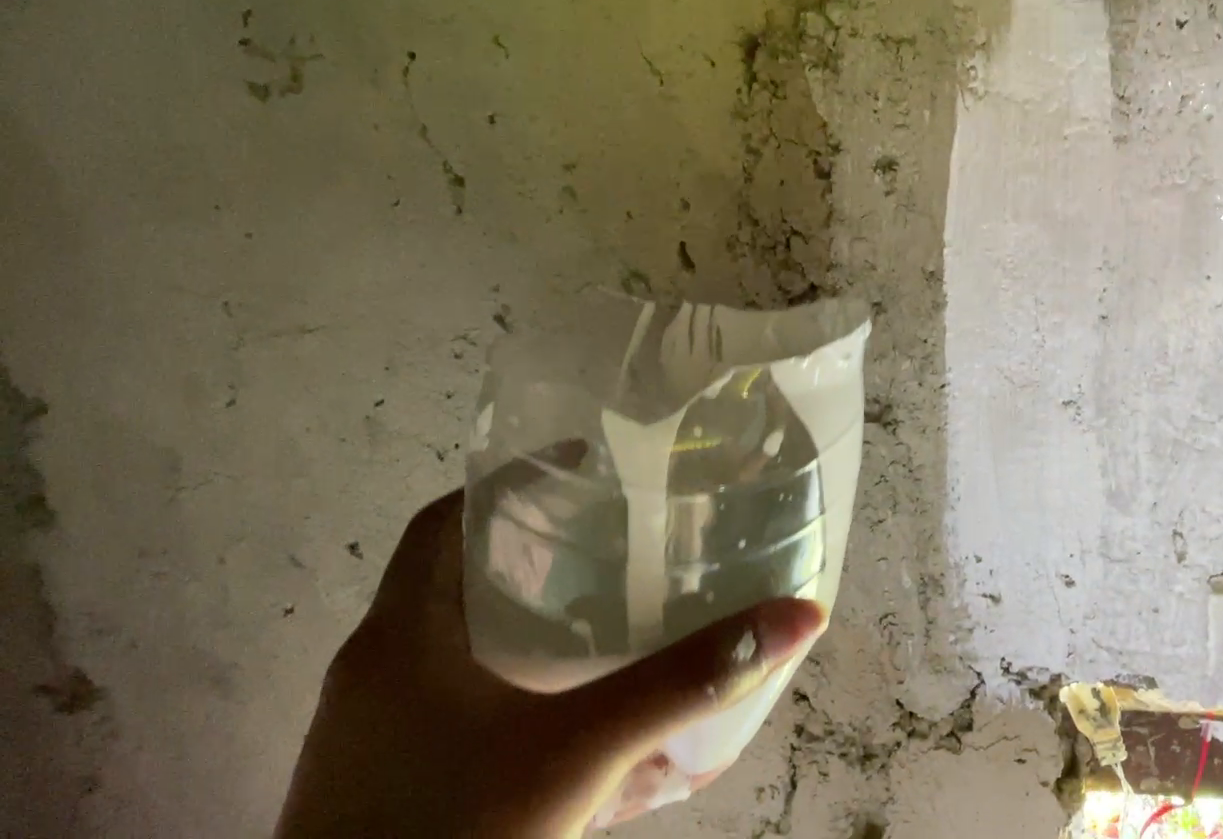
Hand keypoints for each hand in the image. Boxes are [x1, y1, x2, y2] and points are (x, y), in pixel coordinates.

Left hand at [275, 480, 826, 838]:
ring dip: (535, 627)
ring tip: (616, 618)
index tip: (589, 469)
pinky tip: (581, 726)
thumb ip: (683, 687)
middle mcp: (378, 675)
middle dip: (543, 556)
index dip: (515, 483)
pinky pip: (466, 712)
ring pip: (466, 650)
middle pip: (464, 579)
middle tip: (623, 543)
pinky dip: (524, 695)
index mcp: (400, 638)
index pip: (448, 519)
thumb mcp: (578, 755)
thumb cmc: (448, 838)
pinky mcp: (389, 790)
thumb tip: (797, 616)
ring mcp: (376, 739)